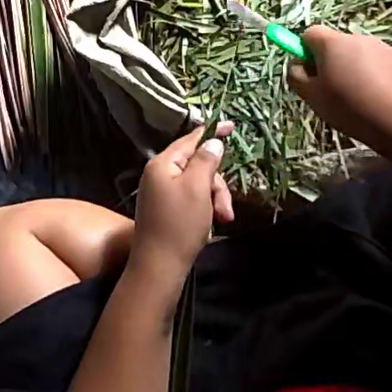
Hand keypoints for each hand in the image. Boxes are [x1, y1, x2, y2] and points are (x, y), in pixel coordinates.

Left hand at [131, 122, 233, 272]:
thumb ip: (205, 161)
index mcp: (162, 164)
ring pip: (198, 185)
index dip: (212, 133)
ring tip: (221, 221)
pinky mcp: (166, 209)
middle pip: (198, 166)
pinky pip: (191, 200)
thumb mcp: (197, 188)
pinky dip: (204, 210)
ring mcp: (161, 193)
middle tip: (225, 210)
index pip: (190, 140)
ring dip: (214, 201)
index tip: (231, 126)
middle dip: (216, 185)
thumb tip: (213, 141)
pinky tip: (208, 228)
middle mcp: (159, 174)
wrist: (160, 266)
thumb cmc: (179, 224)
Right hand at [286, 26, 391, 158]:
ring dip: (355, 72)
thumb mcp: (313, 97)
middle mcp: (360, 39)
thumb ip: (297, 76)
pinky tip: (380, 103)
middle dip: (331, 64)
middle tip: (332, 93)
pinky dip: (377, 80)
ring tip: (359, 102)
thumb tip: (297, 64)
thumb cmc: (352, 108)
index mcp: (334, 43)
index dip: (304, 52)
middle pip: (336, 45)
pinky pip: (382, 67)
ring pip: (360, 57)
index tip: (309, 74)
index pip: (310, 33)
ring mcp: (386, 49)